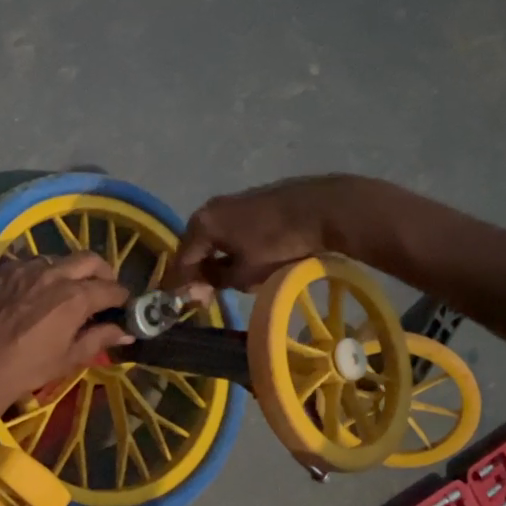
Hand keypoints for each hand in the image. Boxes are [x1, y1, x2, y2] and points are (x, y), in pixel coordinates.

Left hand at [0, 252, 132, 422]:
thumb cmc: (25, 370)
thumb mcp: (68, 359)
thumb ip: (99, 339)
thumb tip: (125, 331)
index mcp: (74, 297)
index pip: (111, 288)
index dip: (122, 297)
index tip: (123, 306)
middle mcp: (52, 274)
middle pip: (89, 260)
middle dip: (102, 273)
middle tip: (101, 290)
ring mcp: (23, 268)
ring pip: (57, 259)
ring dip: (68, 272)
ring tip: (65, 291)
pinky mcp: (0, 270)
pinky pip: (27, 263)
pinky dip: (38, 274)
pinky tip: (33, 292)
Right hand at [168, 175, 389, 291]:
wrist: (323, 209)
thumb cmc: (278, 244)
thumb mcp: (245, 273)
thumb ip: (217, 280)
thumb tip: (202, 284)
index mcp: (201, 224)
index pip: (182, 260)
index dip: (183, 285)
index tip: (192, 304)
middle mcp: (209, 209)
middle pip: (195, 247)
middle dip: (199, 272)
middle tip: (208, 295)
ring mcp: (231, 202)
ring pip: (214, 238)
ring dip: (216, 260)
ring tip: (228, 280)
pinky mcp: (251, 202)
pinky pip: (230, 230)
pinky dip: (231, 247)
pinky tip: (245, 260)